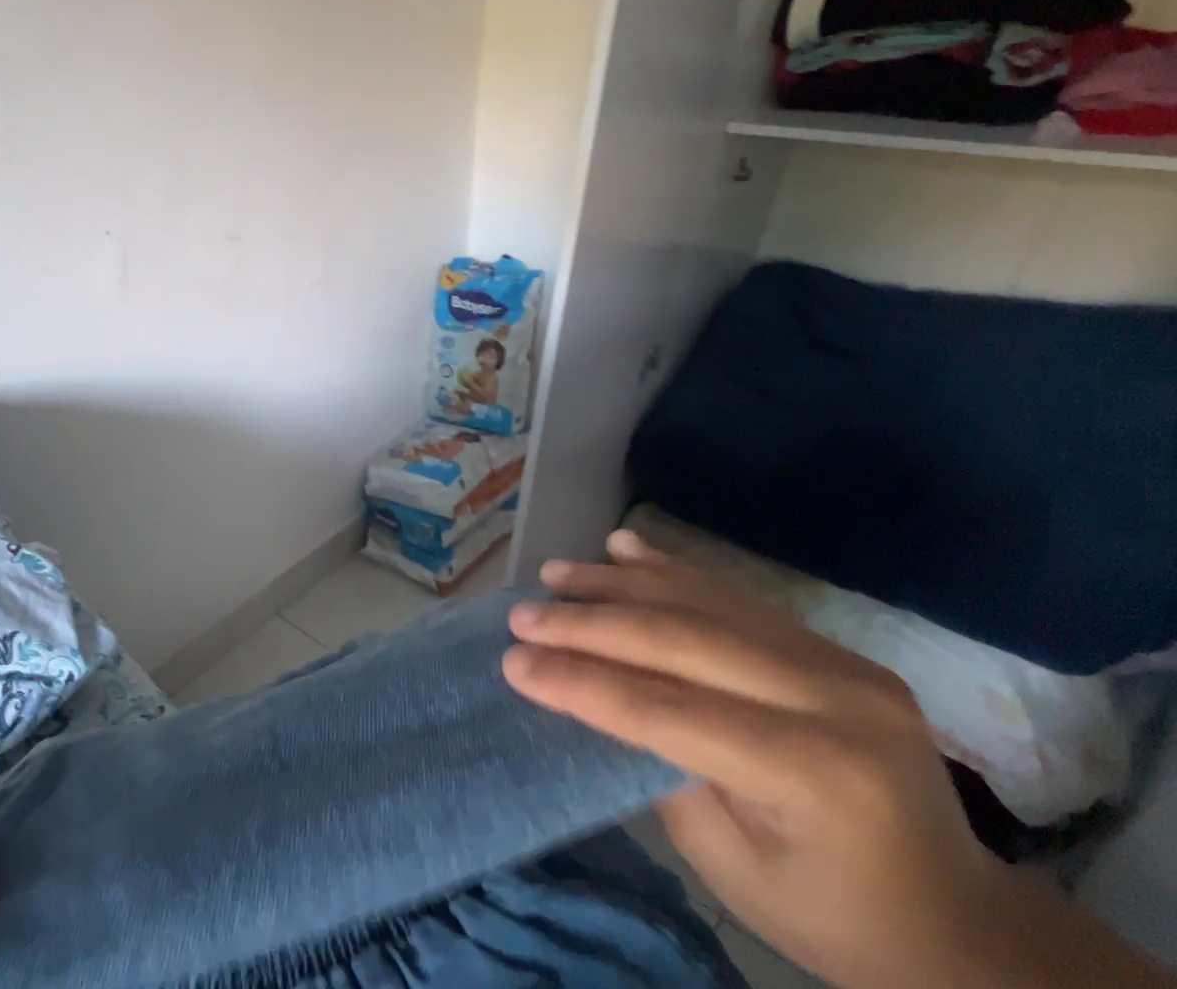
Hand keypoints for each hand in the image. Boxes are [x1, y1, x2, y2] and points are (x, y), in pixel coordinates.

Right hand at [501, 531, 1172, 988]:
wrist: (954, 918)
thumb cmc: (828, 913)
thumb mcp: (728, 862)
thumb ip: (663, 767)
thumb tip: (596, 694)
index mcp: (811, 769)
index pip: (667, 709)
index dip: (581, 683)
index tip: (512, 662)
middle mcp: (836, 699)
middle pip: (686, 641)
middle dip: (590, 625)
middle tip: (522, 615)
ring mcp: (845, 664)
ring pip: (709, 604)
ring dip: (622, 584)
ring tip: (556, 574)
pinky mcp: (838, 651)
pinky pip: (742, 601)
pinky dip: (676, 571)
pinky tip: (625, 546)